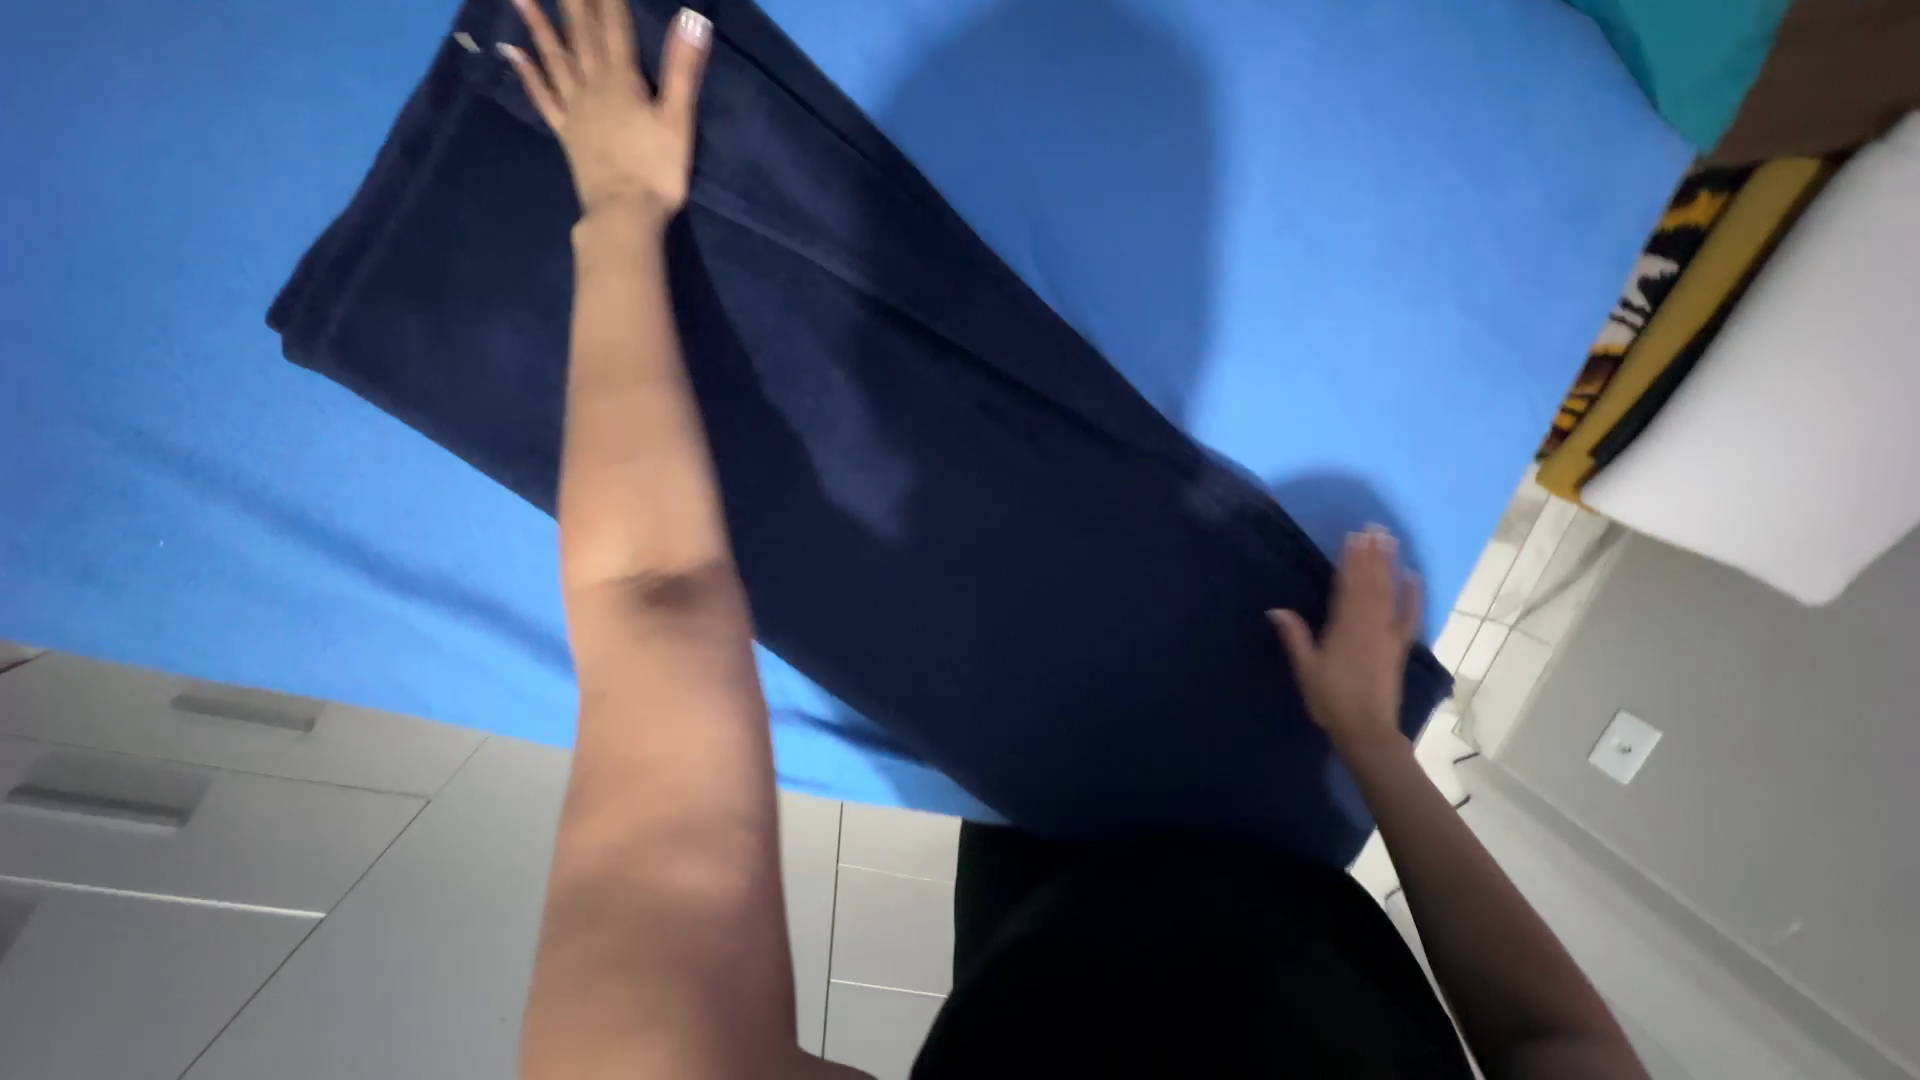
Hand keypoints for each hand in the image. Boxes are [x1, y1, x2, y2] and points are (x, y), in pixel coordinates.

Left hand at [502, 0, 710, 219]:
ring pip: (555, 57)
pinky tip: (513, 52)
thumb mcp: (678, 120)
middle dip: (575, 1)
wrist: (624, 213)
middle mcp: (592, 85)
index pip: (615, 26)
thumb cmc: (657, 171)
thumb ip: (683, 70)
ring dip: (539, 24)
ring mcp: (574, 108)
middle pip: (582, 33)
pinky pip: (542, 96)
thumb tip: (693, 18)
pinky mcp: (565, 132)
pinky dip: (527, 72)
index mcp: (622, 81)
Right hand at [1269, 526, 1421, 757]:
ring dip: (1388, 566)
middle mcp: (1369, 626)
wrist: (1366, 730)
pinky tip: (1413, 576)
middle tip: (1373, 528)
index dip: (1351, 561)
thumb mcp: (1306, 669)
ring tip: (1389, 540)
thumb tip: (1277, 609)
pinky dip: (1412, 596)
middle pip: (1370, 584)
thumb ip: (1295, 637)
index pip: (1348, 587)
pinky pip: (1408, 617)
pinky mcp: (1398, 646)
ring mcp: (1387, 635)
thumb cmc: (1330, 700)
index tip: (1352, 537)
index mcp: (1344, 629)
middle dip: (1371, 555)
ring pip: (1388, 593)